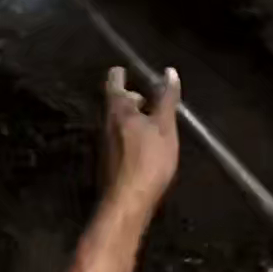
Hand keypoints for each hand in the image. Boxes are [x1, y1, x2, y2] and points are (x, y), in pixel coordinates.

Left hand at [101, 66, 180, 218]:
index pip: (114, 81)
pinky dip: (131, 136)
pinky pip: (119, 139)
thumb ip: (166, 99)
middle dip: (131, 98)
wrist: (128, 201)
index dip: (121, 74)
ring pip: (117, 122)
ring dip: (132, 119)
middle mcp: (105, 122)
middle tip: (148, 100)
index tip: (129, 70)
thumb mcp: (164, 126)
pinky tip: (145, 147)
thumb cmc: (149, 159)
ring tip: (152, 124)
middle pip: (115, 102)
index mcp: (118, 108)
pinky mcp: (108, 160)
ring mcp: (104, 142)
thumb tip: (169, 71)